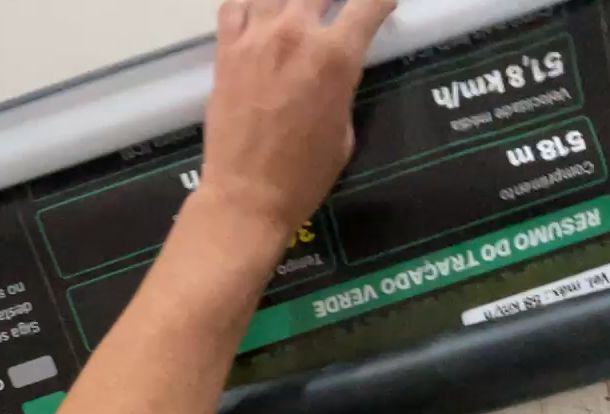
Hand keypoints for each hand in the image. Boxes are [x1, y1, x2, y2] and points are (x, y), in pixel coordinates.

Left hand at [199, 0, 397, 244]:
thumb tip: (336, 76)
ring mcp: (256, 37)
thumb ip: (342, 93)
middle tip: (335, 12)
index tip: (383, 5)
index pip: (367, 4)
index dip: (381, 0)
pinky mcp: (226, 51)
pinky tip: (257, 19)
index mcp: (336, 57)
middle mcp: (296, 33)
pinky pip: (235, 5)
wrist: (247, 198)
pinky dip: (249, 6)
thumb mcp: (342, 138)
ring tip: (296, 16)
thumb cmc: (304, 180)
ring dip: (292, 1)